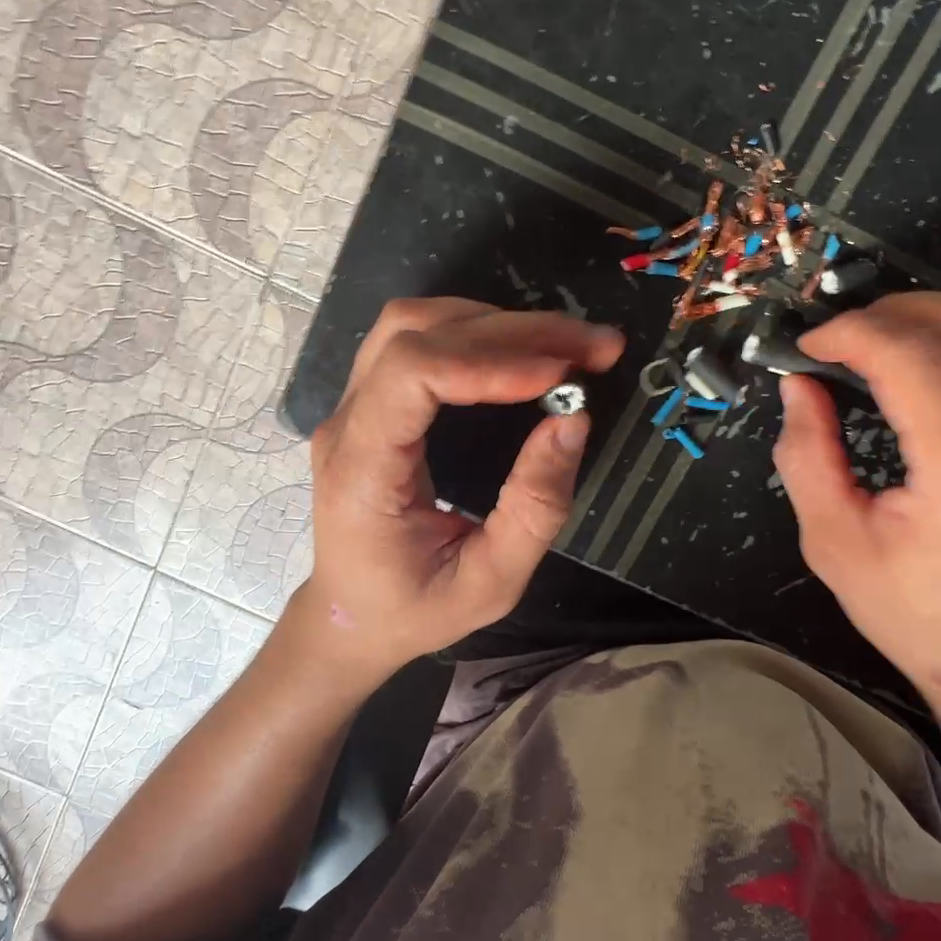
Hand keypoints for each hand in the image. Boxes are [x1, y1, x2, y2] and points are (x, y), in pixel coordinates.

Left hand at [297, 297, 624, 678]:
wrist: (351, 618)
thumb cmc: (414, 611)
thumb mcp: (489, 584)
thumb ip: (534, 510)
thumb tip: (574, 420)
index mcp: (362, 473)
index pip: (409, 375)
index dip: (487, 360)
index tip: (560, 375)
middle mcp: (345, 426)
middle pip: (415, 333)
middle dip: (513, 330)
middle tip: (594, 347)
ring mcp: (348, 410)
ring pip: (411, 324)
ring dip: (494, 323)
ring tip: (565, 346)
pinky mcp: (366, 406)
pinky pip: (413, 344)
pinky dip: (475, 335)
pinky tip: (523, 353)